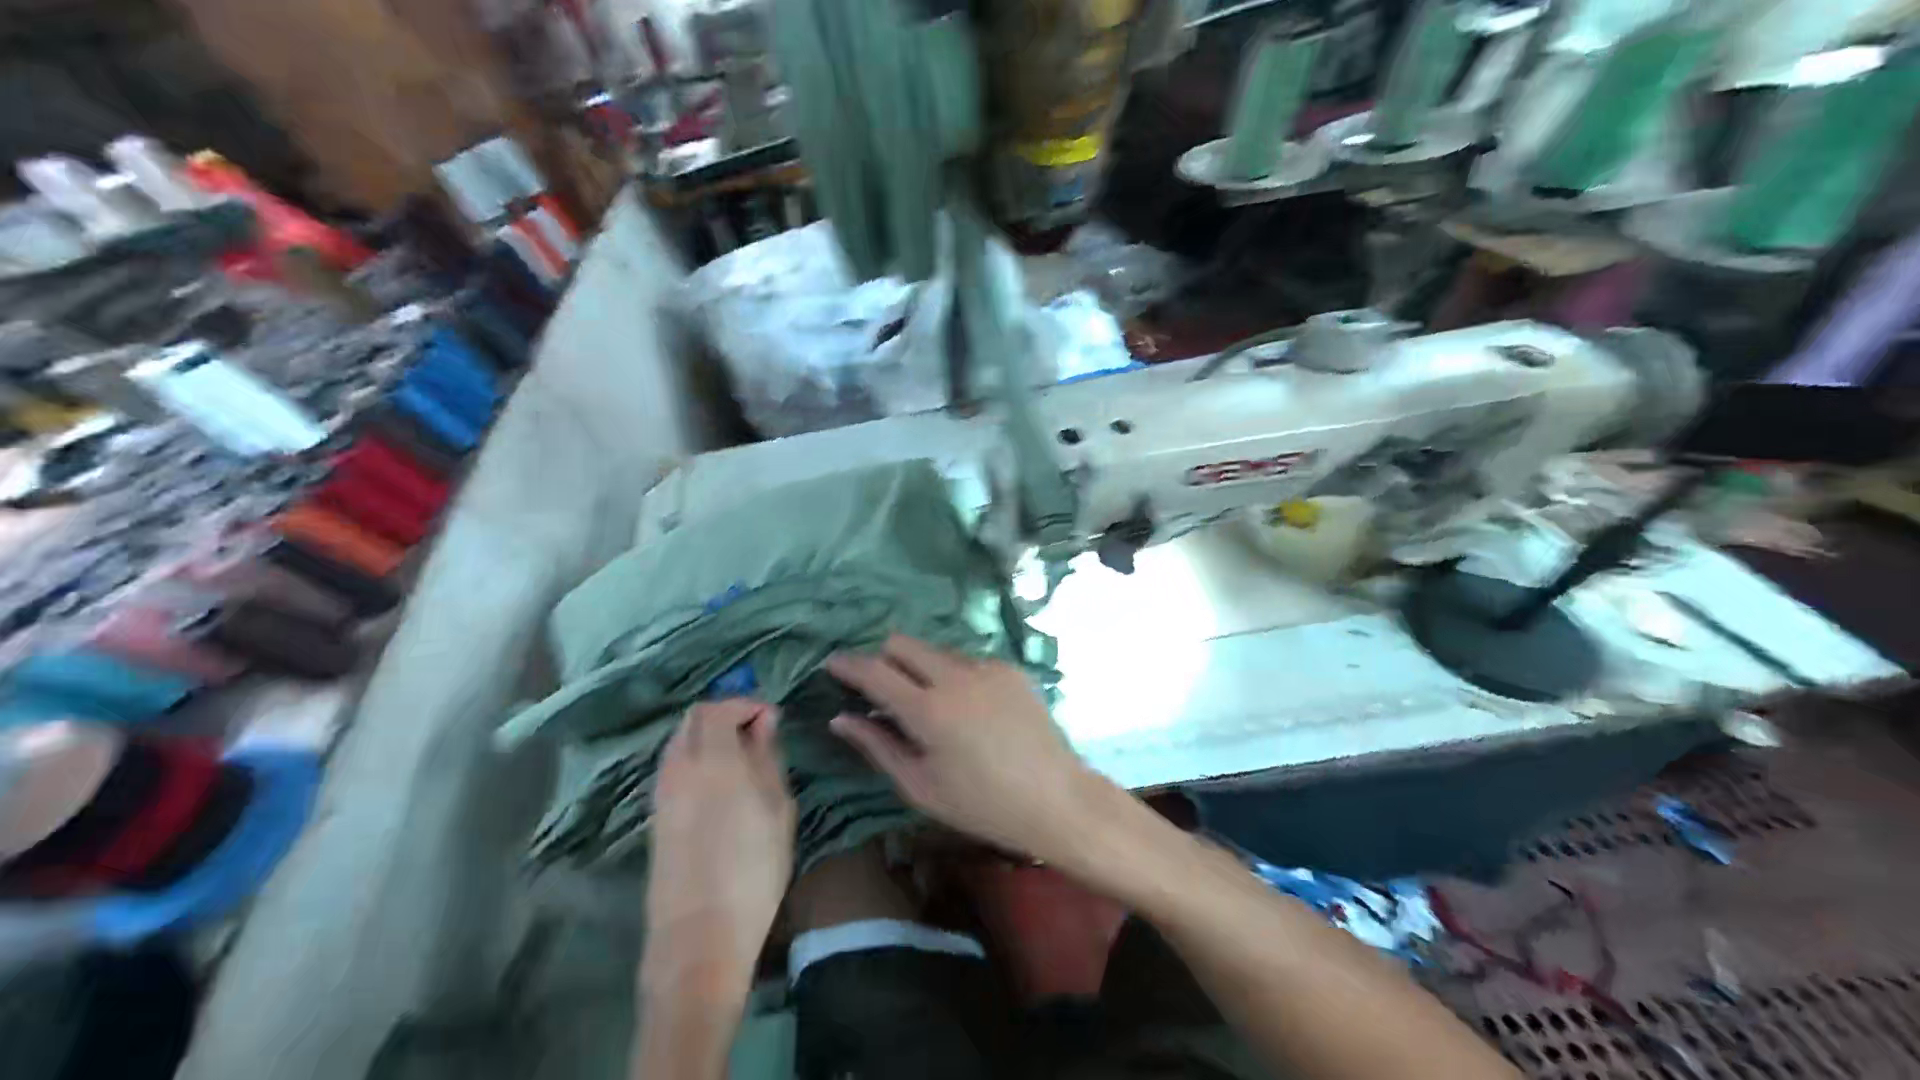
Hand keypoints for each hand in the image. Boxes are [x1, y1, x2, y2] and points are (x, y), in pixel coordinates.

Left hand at [642, 699, 795, 1001]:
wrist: (700, 937)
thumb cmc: (753, 869)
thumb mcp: (777, 809)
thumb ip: (768, 758)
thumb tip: (764, 722)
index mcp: (711, 759)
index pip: (716, 708)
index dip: (745, 704)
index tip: (773, 720)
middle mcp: (678, 768)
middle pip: (692, 720)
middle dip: (725, 716)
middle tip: (759, 735)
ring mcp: (661, 794)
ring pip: (680, 743)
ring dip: (709, 738)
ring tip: (744, 761)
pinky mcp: (656, 818)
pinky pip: (675, 769)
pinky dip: (697, 761)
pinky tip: (722, 787)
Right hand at [824, 635, 1113, 861]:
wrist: (1056, 798)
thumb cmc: (981, 804)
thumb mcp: (920, 786)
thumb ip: (877, 746)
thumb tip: (839, 718)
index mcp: (929, 710)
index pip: (875, 672)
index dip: (848, 665)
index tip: (831, 663)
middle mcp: (956, 676)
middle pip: (902, 643)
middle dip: (883, 659)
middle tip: (881, 690)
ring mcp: (987, 667)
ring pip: (935, 650)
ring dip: (919, 667)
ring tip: (929, 705)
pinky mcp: (1010, 669)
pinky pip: (966, 660)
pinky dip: (953, 675)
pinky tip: (966, 709)